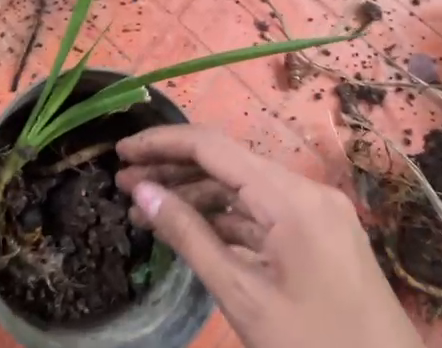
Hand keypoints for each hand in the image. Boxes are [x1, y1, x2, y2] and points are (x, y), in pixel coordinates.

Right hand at [115, 125, 420, 347]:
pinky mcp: (322, 238)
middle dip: (172, 169)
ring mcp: (318, 214)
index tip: (119, 152)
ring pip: (243, 188)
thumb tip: (140, 190)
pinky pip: (263, 213)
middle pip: (226, 163)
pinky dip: (224, 218)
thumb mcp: (243, 297)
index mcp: (291, 197)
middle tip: (123, 183)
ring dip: (195, 195)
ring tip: (147, 209)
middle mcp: (307, 191)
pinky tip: (190, 231)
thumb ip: (189, 237)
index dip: (160, 143)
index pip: (211, 146)